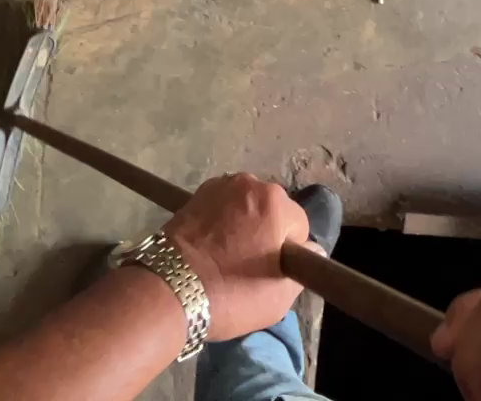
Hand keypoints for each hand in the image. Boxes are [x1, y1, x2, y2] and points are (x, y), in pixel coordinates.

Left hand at [160, 173, 317, 339]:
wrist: (169, 289)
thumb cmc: (231, 293)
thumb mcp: (279, 297)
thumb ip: (303, 270)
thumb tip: (311, 250)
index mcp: (276, 202)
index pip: (298, 226)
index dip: (288, 252)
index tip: (270, 272)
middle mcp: (251, 183)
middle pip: (272, 209)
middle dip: (267, 232)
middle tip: (248, 265)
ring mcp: (221, 184)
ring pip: (246, 205)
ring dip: (244, 222)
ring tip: (226, 255)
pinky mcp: (197, 192)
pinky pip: (223, 204)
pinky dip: (222, 219)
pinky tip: (210, 244)